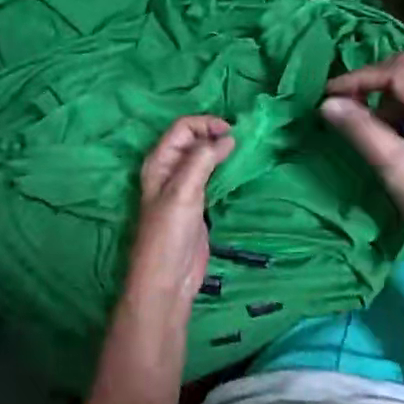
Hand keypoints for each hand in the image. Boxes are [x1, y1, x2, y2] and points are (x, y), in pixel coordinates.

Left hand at [129, 115, 234, 296]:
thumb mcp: (183, 190)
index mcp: (159, 161)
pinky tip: (238, 171)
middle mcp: (169, 170)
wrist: (168, 279)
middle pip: (193, 139)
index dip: (206, 124)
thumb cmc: (169, 233)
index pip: (182, 127)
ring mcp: (183, 187)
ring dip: (221, 151)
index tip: (232, 131)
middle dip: (215, 134)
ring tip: (244, 151)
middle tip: (242, 140)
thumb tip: (227, 137)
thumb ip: (202, 159)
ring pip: (203, 158)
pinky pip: (211, 177)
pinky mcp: (197, 204)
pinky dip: (224, 170)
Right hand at [320, 53, 403, 282]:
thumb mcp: (398, 173)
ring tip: (365, 123)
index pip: (401, 73)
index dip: (361, 79)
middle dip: (373, 79)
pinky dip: (397, 107)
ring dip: (384, 94)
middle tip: (345, 102)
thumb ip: (363, 133)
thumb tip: (327, 103)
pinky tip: (386, 133)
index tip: (329, 96)